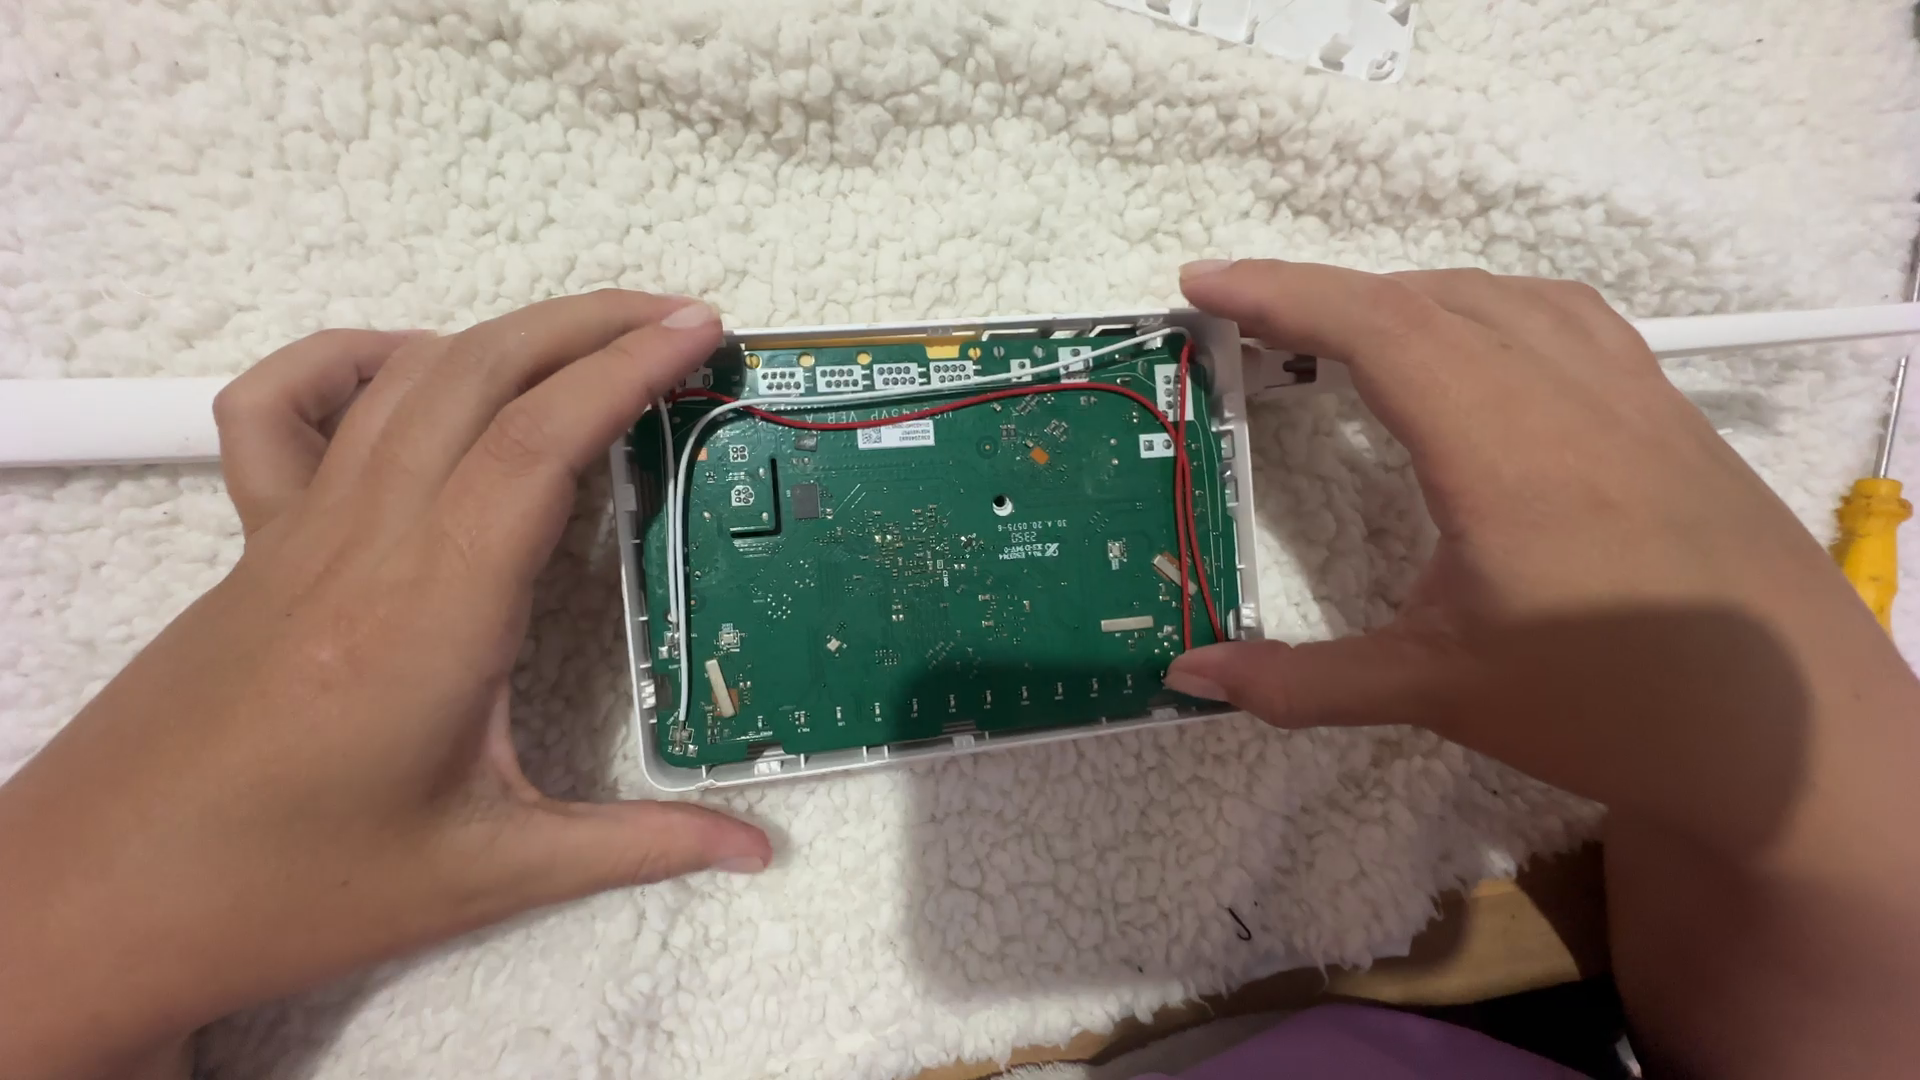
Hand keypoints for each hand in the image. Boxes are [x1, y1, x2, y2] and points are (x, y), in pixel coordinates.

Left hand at [0, 293, 770, 1079]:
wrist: (76, 917)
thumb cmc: (296, 890)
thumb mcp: (491, 874)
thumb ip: (642, 845)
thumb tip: (761, 851)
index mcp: (432, 614)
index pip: (538, 448)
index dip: (625, 375)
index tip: (697, 334)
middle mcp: (363, 543)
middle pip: (478, 378)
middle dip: (590, 325)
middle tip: (682, 317)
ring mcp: (296, 529)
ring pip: (405, 377)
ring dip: (512, 333)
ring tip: (602, 332)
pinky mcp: (258, 538)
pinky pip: (288, 408)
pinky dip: (361, 359)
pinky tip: (426, 371)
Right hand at [1164, 260, 1919, 1076]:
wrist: (1807, 745)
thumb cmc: (1609, 709)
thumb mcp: (1436, 693)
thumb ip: (1298, 681)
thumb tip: (1185, 675)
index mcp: (1506, 456)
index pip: (1382, 330)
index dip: (1281, 293)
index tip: (1201, 282)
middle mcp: (1570, 401)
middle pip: (1426, 298)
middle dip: (1317, 291)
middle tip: (1239, 316)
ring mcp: (1630, 396)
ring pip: (1496, 294)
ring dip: (1394, 294)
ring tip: (1328, 328)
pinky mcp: (1663, 412)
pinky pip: (1555, 316)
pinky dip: (1474, 304)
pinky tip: (1455, 346)